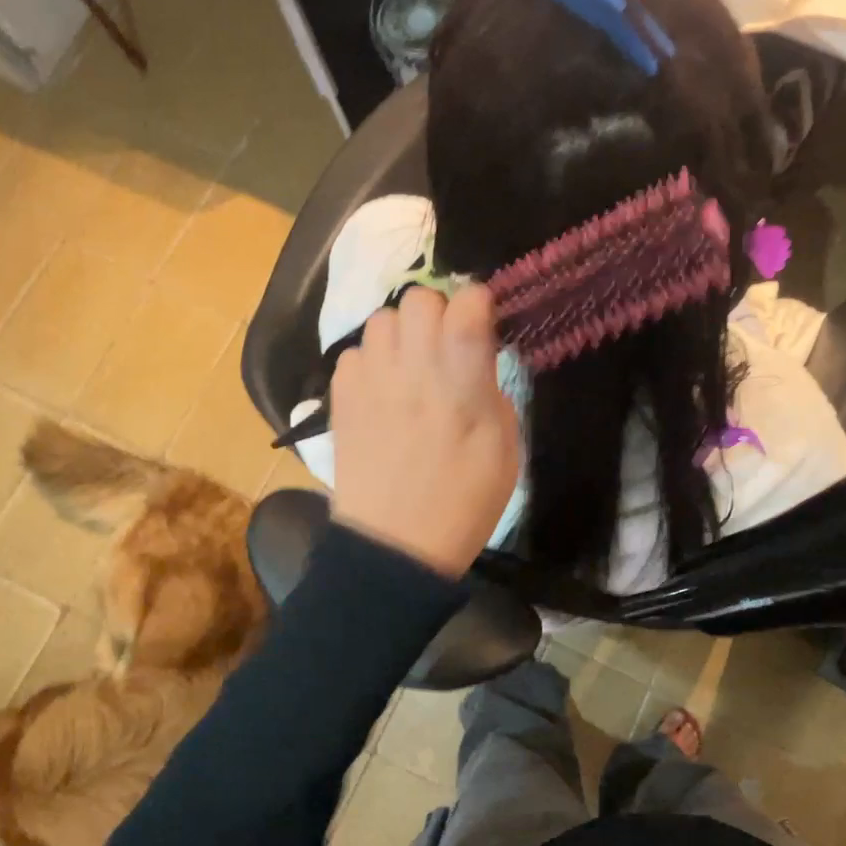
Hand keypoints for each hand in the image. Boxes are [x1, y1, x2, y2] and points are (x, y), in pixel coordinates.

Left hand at [329, 285, 519, 577]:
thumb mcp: (505, 454)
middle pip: (420, 298)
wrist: (393, 548)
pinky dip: (373, 360)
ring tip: (414, 367)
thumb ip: (494, 396)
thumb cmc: (463, 506)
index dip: (480, 307)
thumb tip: (479, 367)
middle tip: (449, 348)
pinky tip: (385, 391)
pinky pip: (355, 351)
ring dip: (403, 333)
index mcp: (461, 384)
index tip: (486, 327)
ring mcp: (370, 380)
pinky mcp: (341, 397)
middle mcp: (412, 369)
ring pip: (382, 318)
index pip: (468, 305)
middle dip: (440, 313)